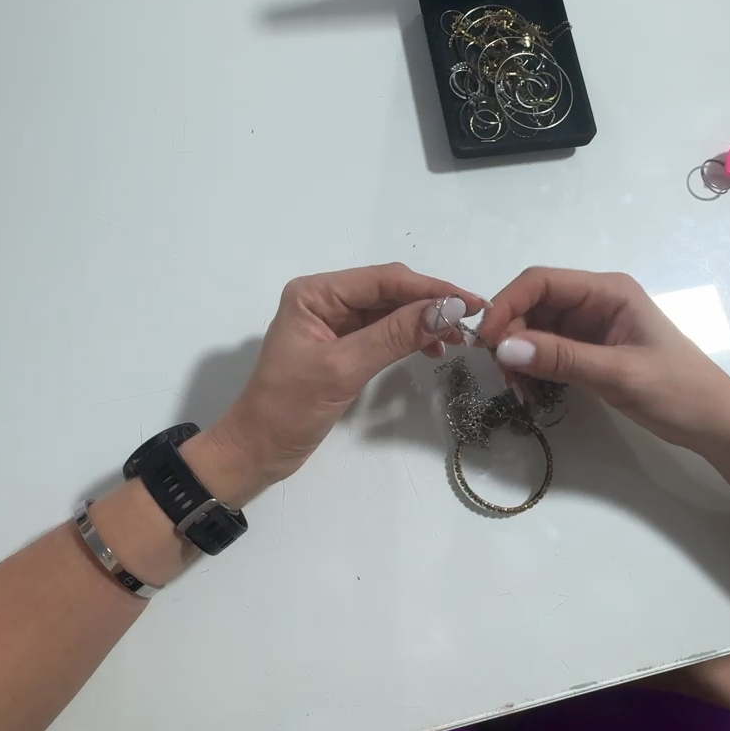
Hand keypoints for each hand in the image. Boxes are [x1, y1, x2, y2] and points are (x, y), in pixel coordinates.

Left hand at [192, 264, 482, 502]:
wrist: (257, 451)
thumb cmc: (288, 408)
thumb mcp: (343, 369)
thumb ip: (394, 336)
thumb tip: (446, 310)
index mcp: (315, 293)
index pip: (383, 280)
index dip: (430, 289)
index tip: (471, 302)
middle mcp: (325, 300)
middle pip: (390, 291)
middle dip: (430, 303)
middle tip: (472, 321)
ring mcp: (335, 324)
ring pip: (391, 312)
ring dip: (424, 321)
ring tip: (457, 338)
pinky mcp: (343, 347)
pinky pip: (384, 333)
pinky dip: (410, 339)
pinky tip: (433, 349)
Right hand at [476, 267, 729, 447]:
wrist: (714, 423)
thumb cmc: (678, 391)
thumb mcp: (618, 375)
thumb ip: (561, 359)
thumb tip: (503, 348)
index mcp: (607, 291)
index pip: (541, 282)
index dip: (507, 304)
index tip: (485, 341)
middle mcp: (594, 300)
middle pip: (533, 304)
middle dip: (509, 333)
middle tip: (500, 373)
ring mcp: (590, 326)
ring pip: (534, 328)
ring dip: (516, 353)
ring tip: (514, 386)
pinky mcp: (587, 350)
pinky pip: (546, 350)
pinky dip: (531, 366)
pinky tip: (528, 389)